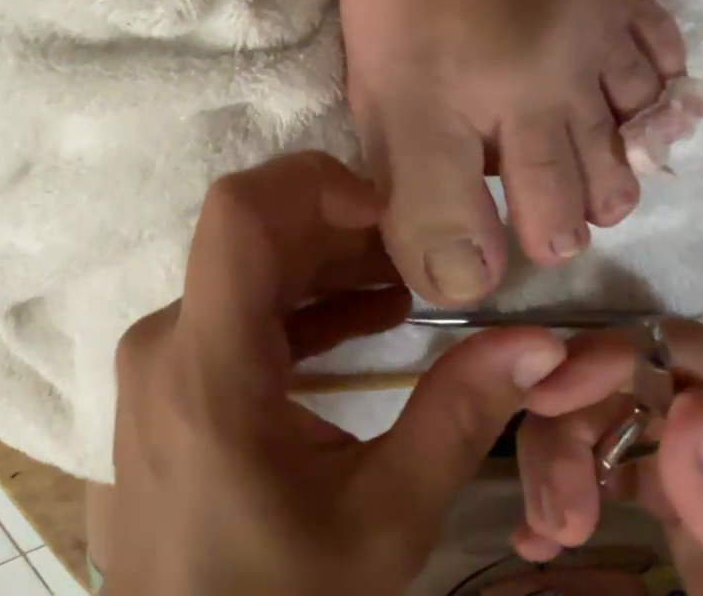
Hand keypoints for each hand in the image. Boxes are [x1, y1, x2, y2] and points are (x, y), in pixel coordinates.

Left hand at [102, 153, 567, 595]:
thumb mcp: (384, 518)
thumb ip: (458, 416)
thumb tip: (539, 339)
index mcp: (208, 368)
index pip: (239, 215)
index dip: (317, 183)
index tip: (395, 208)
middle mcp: (170, 343)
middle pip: (253, 236)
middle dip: (342, 227)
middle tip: (426, 246)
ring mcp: (163, 359)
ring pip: (247, 269)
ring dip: (328, 263)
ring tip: (412, 280)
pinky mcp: (172, 379)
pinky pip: (237, 312)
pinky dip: (303, 303)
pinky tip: (371, 317)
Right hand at [513, 322, 702, 594]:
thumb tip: (690, 402)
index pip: (690, 352)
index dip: (610, 356)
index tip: (543, 397)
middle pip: (631, 380)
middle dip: (573, 427)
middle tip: (554, 513)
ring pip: (605, 416)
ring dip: (560, 461)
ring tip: (549, 534)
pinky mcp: (678, 496)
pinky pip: (605, 468)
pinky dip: (564, 491)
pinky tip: (538, 537)